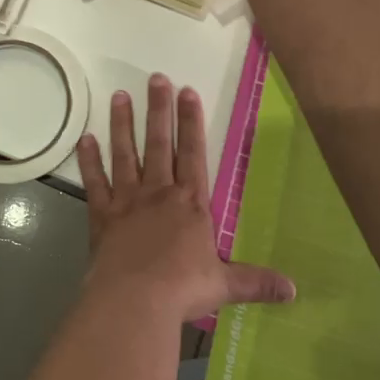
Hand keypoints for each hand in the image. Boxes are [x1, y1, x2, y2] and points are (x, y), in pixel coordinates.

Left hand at [76, 73, 294, 321]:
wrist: (135, 300)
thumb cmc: (182, 289)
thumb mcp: (224, 284)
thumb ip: (255, 281)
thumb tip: (293, 290)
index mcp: (190, 204)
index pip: (194, 153)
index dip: (191, 122)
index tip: (187, 91)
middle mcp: (159, 193)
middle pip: (159, 143)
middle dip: (158, 109)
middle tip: (155, 78)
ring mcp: (127, 201)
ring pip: (125, 154)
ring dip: (122, 124)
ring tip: (119, 96)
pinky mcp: (102, 215)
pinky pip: (95, 182)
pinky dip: (90, 161)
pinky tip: (85, 139)